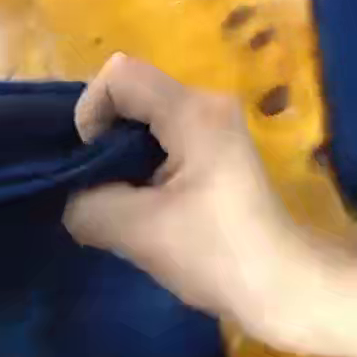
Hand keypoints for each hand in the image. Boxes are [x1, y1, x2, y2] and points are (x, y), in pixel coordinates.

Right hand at [63, 54, 322, 347]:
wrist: (283, 282)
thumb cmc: (217, 253)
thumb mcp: (140, 232)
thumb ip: (89, 203)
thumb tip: (73, 194)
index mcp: (194, 110)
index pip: (121, 75)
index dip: (91, 112)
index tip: (93, 164)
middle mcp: (209, 101)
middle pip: (135, 90)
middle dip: (106, 132)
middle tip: (104, 185)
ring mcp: (218, 121)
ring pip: (149, 112)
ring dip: (125, 149)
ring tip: (125, 196)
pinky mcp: (220, 144)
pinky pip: (166, 131)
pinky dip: (146, 157)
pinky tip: (148, 199)